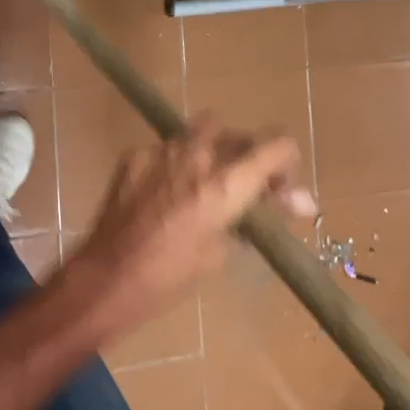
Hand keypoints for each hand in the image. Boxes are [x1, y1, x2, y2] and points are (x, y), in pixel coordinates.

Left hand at [63, 115, 314, 340]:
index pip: (276, 144)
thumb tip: (301, 202)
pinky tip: (163, 195)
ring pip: (199, 134)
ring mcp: (162, 150)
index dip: (285, 160)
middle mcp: (197, 155)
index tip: (279, 184)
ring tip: (200, 187)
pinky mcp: (135, 154)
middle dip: (245, 155)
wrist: (108, 275)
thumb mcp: (222, 248)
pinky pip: (166, 149)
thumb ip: (258, 215)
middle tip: (241, 187)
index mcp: (226, 183)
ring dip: (209, 154)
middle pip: (237, 134)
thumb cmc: (171, 274)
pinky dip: (174, 165)